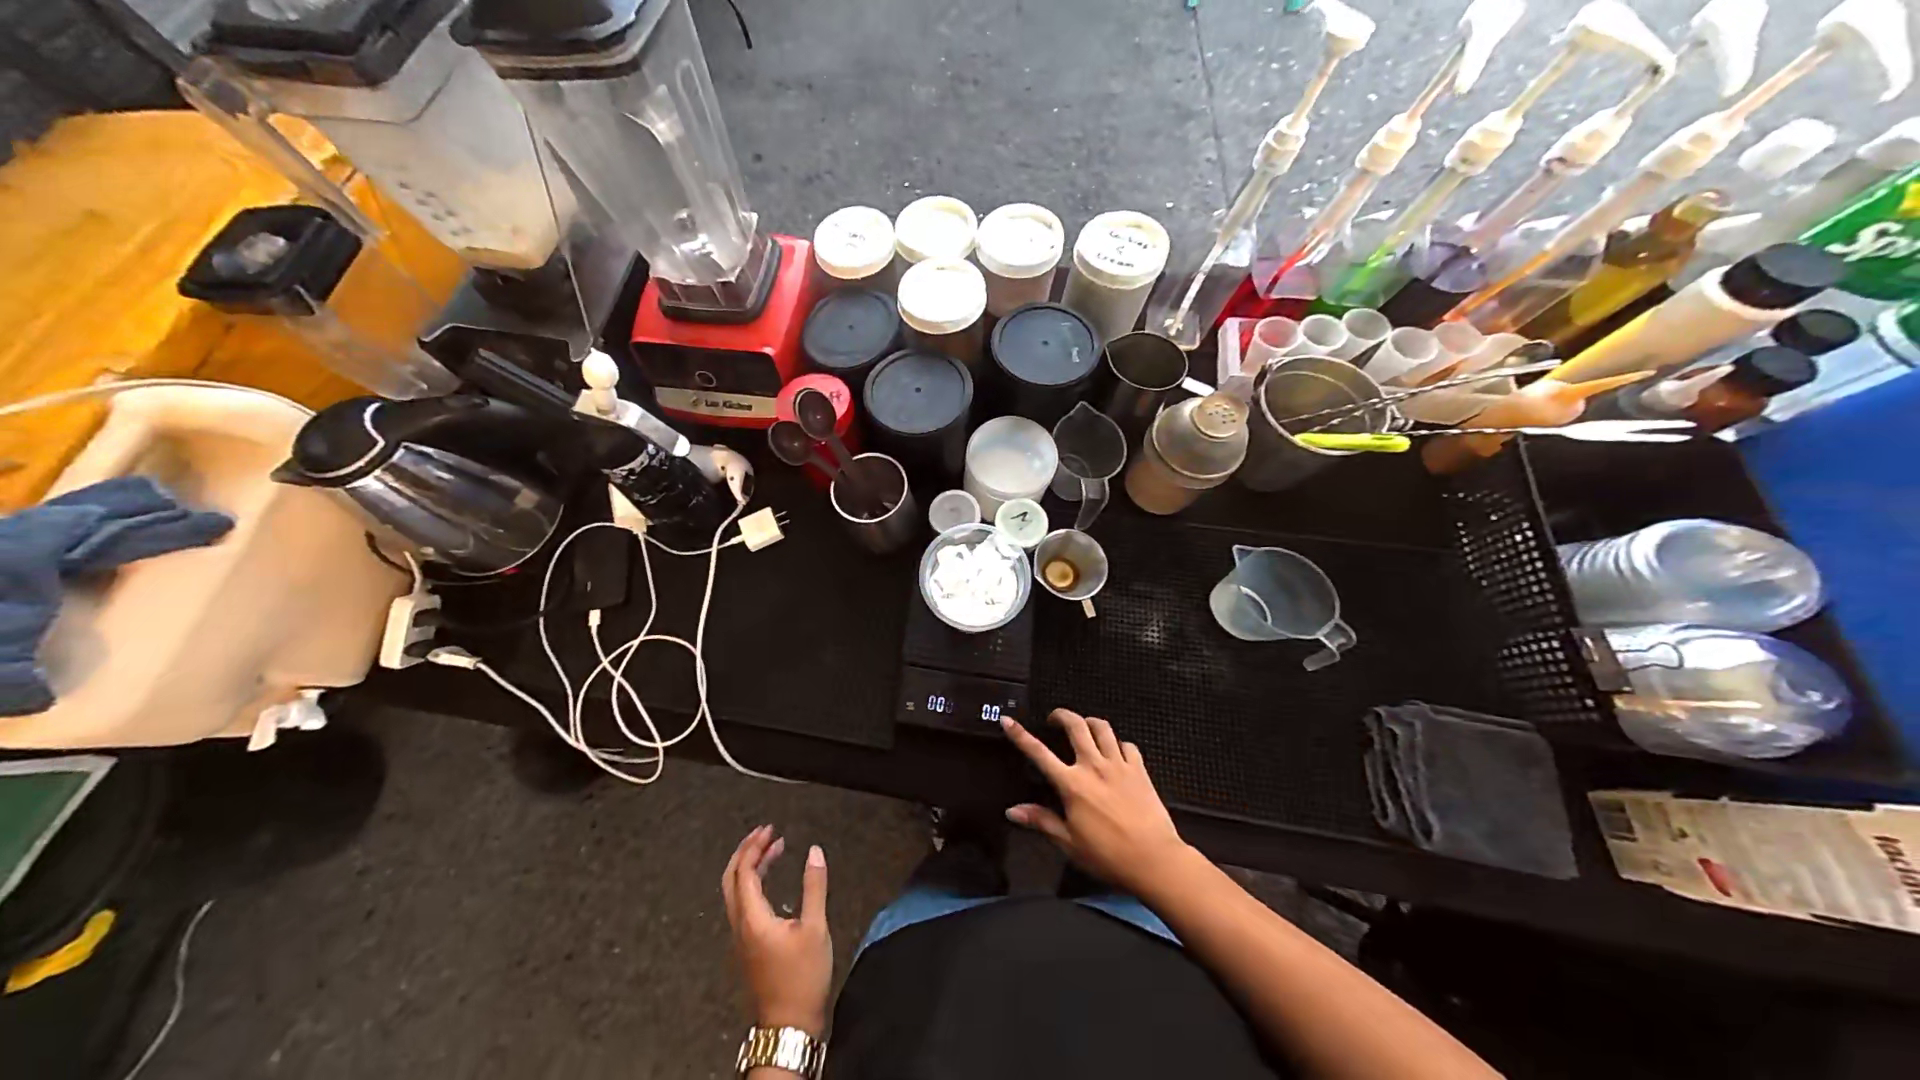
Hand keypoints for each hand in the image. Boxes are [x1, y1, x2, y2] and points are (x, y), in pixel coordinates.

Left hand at [721, 826, 831, 1035]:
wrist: (789, 1024)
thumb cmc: (803, 977)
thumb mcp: (816, 928)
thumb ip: (814, 886)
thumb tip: (814, 851)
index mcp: (752, 918)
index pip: (744, 872)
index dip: (754, 846)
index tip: (771, 828)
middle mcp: (739, 925)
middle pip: (730, 880)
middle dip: (745, 851)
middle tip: (765, 832)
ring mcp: (741, 938)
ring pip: (734, 892)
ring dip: (749, 866)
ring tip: (773, 849)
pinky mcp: (748, 947)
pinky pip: (742, 904)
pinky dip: (753, 883)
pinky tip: (771, 881)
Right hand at [1001, 710, 1191, 895]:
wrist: (1154, 859)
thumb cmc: (1108, 856)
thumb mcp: (1068, 843)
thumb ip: (1041, 821)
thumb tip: (1013, 811)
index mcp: (1072, 785)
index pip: (1039, 753)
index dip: (1020, 735)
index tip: (1008, 721)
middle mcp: (1094, 767)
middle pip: (1076, 726)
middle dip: (1061, 715)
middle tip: (1054, 718)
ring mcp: (1119, 766)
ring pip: (1103, 728)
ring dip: (1090, 722)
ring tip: (1084, 727)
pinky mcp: (1140, 770)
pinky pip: (1128, 745)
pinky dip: (1118, 743)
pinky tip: (1116, 751)